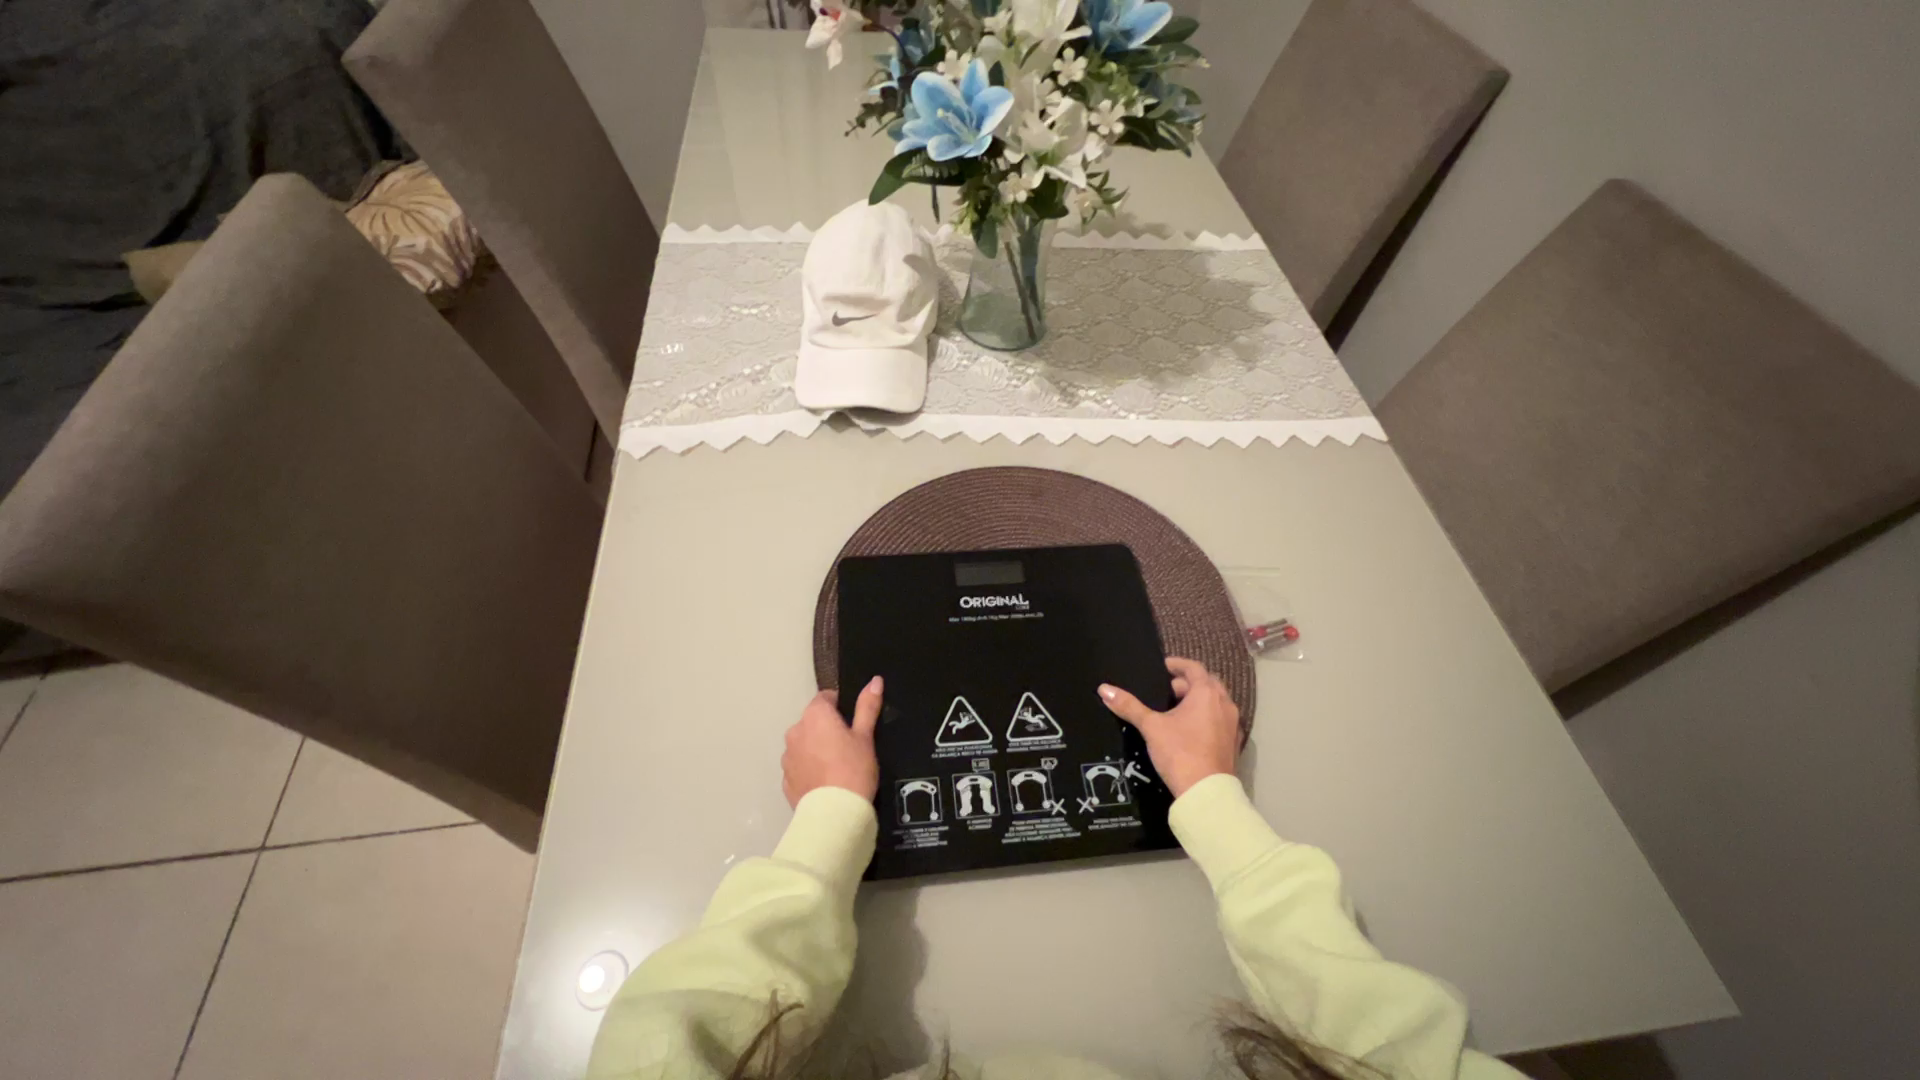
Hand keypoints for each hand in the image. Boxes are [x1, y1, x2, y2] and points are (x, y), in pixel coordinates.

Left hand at [782, 676, 882, 805]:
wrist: (835, 813)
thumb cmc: (853, 769)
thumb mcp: (865, 736)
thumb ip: (867, 706)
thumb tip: (875, 680)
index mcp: (815, 715)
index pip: (825, 697)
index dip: (840, 706)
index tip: (853, 722)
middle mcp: (795, 731)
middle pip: (812, 721)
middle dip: (826, 728)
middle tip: (848, 746)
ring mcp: (787, 756)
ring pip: (803, 744)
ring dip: (815, 748)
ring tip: (836, 766)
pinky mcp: (785, 779)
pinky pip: (798, 766)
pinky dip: (809, 769)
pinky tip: (824, 782)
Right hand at [1098, 657, 1239, 797]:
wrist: (1205, 793)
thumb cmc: (1180, 752)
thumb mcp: (1151, 727)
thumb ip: (1129, 706)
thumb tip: (1104, 689)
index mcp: (1207, 693)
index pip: (1193, 668)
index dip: (1177, 664)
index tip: (1162, 667)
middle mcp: (1224, 704)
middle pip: (1206, 683)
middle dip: (1186, 683)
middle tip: (1165, 690)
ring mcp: (1232, 724)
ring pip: (1215, 702)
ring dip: (1197, 700)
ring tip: (1174, 709)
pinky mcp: (1233, 742)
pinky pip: (1219, 720)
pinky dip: (1206, 717)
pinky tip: (1189, 730)